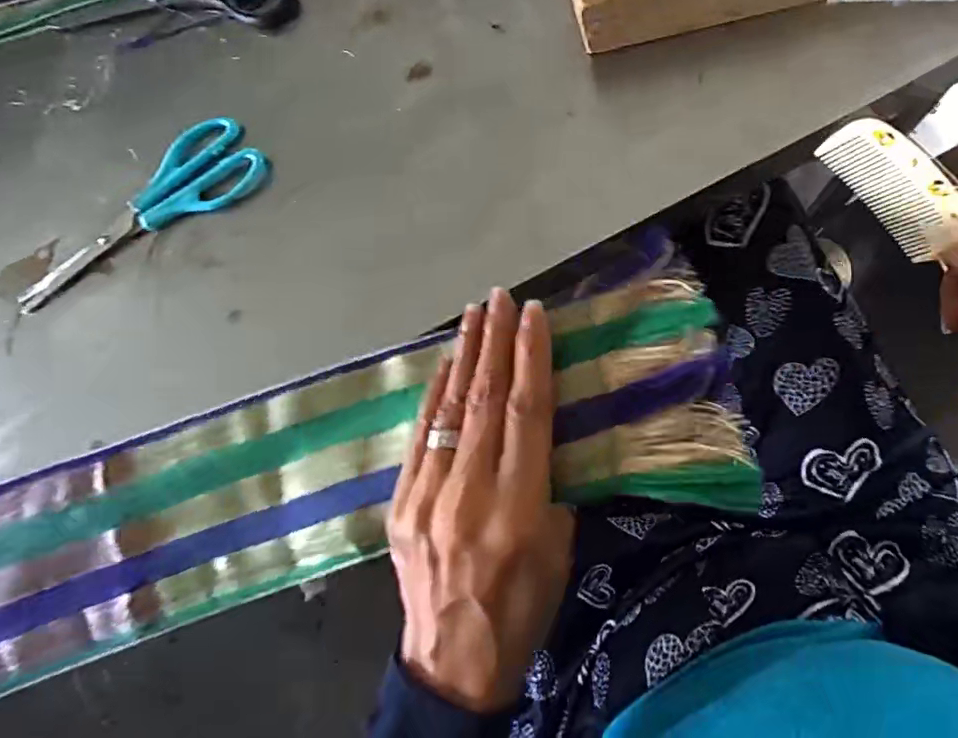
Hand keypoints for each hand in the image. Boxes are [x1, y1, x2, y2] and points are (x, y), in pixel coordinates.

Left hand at [388, 288, 574, 712]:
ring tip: (473, 314)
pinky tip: (444, 364)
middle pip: (485, 400)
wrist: (452, 661)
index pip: (527, 414)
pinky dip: (433, 394)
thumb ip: (549, 485)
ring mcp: (427, 495)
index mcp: (518, 509)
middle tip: (501, 297)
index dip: (531, 358)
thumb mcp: (558, 553)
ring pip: (449, 409)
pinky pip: (419, 435)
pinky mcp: (399, 501)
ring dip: (463, 356)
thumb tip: (538, 431)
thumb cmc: (521, 610)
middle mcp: (469, 492)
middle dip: (494, 341)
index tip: (533, 315)